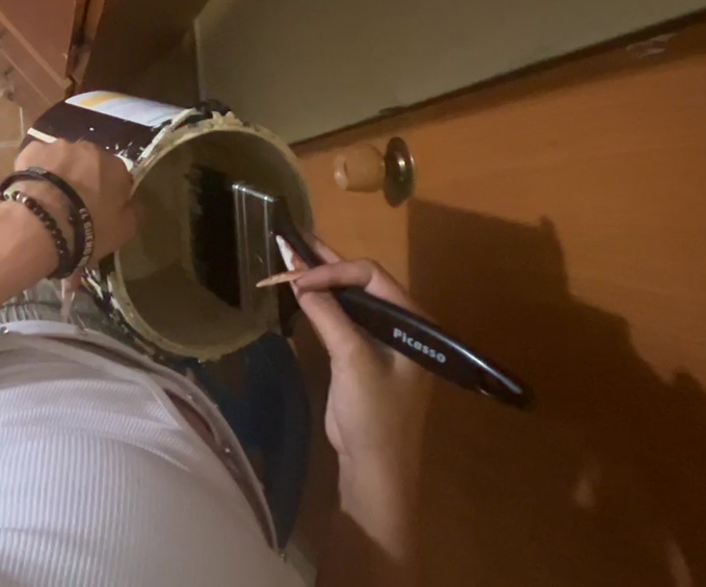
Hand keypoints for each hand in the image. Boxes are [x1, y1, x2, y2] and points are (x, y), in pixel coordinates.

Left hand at [10, 138, 136, 265]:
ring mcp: (58, 146)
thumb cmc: (88, 228)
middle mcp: (90, 149)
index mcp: (116, 166)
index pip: (119, 177)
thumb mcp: (124, 230)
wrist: (41, 222)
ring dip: (60, 173)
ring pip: (63, 159)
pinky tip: (32, 190)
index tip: (100, 210)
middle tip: (74, 205)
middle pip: (90, 164)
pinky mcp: (31, 150)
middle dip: (85, 179)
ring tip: (50, 199)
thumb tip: (135, 202)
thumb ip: (134, 212)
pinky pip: (38, 160)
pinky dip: (37, 171)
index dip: (110, 194)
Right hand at [288, 240, 429, 562]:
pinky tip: (301, 287)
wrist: (375, 468)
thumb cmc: (373, 413)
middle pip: (362, 281)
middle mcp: (402, 324)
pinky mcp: (363, 353)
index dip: (333, 270)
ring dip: (321, 277)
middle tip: (293, 237)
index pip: (371, 276)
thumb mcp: (352, 359)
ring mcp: (382, 339)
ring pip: (350, 296)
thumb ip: (327, 314)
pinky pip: (342, 315)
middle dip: (326, 262)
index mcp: (413, 322)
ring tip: (292, 251)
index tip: (299, 278)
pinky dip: (321, 299)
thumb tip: (297, 275)